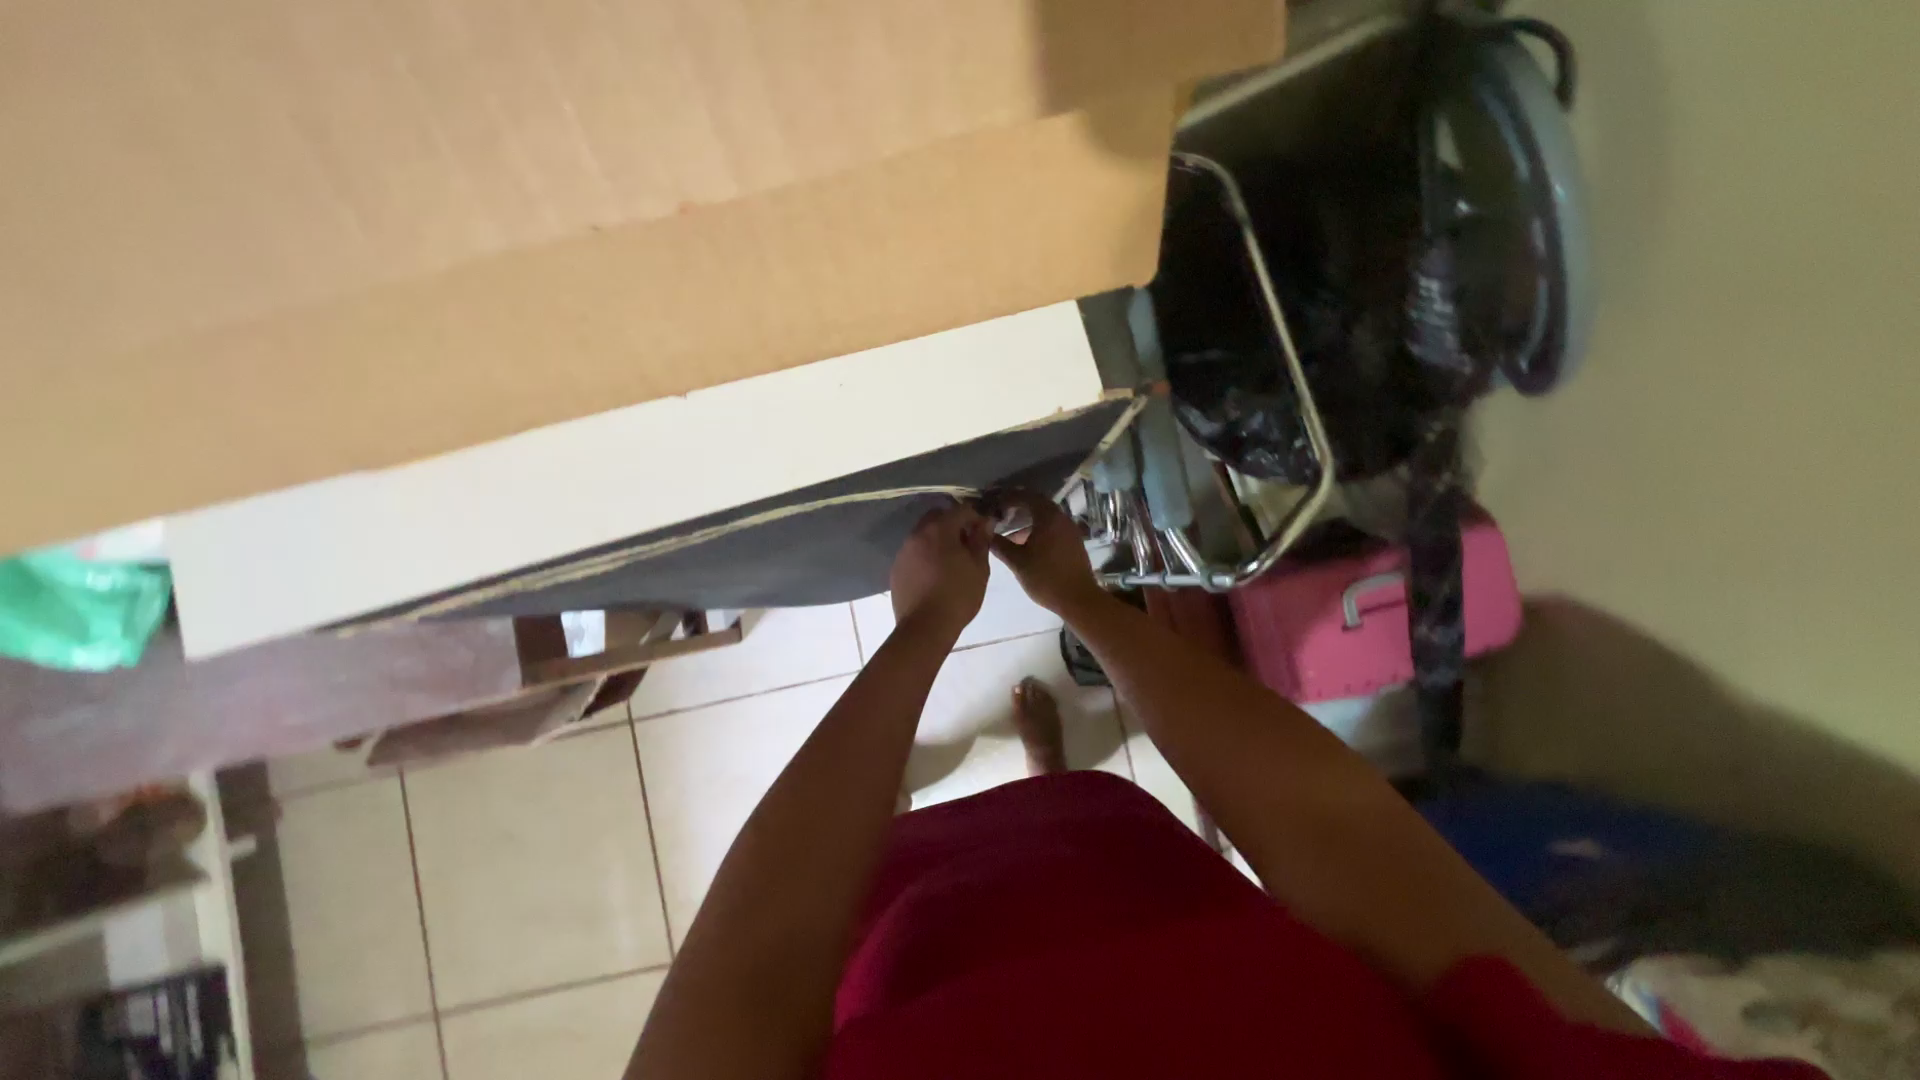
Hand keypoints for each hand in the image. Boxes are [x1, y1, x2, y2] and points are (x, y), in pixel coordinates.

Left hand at [889, 502, 990, 641]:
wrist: (925, 627)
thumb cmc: (958, 596)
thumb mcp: (979, 568)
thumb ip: (981, 541)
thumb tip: (985, 522)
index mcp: (939, 529)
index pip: (961, 510)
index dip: (975, 517)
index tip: (984, 530)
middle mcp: (917, 534)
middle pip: (937, 517)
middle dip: (953, 523)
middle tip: (967, 542)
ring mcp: (903, 551)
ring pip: (923, 534)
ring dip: (938, 539)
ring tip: (951, 560)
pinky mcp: (896, 568)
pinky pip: (914, 552)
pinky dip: (925, 554)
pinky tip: (934, 574)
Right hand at [988, 491, 1107, 617]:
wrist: (1078, 598)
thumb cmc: (1045, 577)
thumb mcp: (1017, 562)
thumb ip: (999, 545)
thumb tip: (985, 533)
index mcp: (1048, 517)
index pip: (1025, 496)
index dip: (1007, 498)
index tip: (993, 504)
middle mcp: (1061, 517)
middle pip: (1037, 503)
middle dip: (1017, 507)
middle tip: (1000, 514)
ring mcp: (1070, 529)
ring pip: (1045, 516)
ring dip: (1027, 519)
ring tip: (1009, 530)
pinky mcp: (1073, 541)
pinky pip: (1053, 527)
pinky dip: (1038, 528)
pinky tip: (1026, 543)